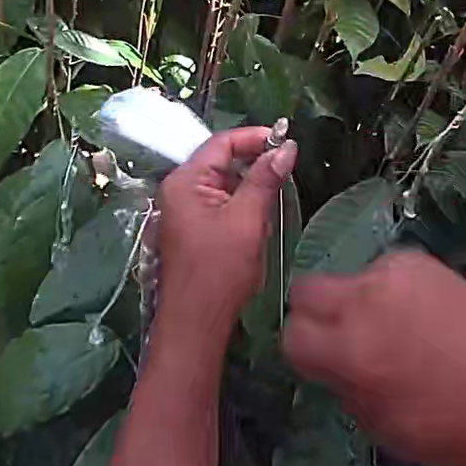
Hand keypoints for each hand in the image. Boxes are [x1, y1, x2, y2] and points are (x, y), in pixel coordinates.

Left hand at [155, 126, 296, 331]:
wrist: (195, 327)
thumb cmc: (219, 270)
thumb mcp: (247, 219)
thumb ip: (265, 178)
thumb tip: (287, 147)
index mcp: (185, 181)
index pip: (221, 143)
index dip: (255, 137)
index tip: (286, 138)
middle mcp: (179, 190)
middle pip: (221, 161)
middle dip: (254, 163)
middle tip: (285, 167)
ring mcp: (182, 211)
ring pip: (223, 183)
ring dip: (249, 187)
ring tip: (274, 197)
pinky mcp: (191, 229)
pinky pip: (220, 203)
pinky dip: (241, 205)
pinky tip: (258, 221)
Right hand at [283, 251, 465, 465]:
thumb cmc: (455, 424)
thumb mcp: (386, 428)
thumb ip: (344, 388)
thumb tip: (327, 363)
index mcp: (352, 351)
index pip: (292, 334)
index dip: (300, 349)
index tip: (316, 358)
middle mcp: (363, 301)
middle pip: (305, 288)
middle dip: (313, 312)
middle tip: (340, 334)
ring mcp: (390, 272)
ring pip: (348, 279)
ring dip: (358, 301)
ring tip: (395, 327)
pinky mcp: (415, 257)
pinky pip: (382, 270)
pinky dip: (389, 288)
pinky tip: (420, 311)